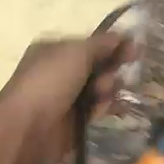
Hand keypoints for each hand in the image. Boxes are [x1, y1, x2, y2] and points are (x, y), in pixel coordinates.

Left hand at [0, 34, 139, 160]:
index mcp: (57, 49)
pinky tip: (116, 107)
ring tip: (102, 94)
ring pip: (103, 86)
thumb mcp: (77, 52)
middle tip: (118, 72)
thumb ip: (102, 43)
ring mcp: (70, 95)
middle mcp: (63, 70)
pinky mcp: (77, 119)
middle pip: (100, 64)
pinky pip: (100, 107)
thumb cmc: (50, 82)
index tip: (134, 47)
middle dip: (112, 66)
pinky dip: (109, 106)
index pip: (91, 42)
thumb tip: (122, 36)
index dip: (113, 44)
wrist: (29, 128)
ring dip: (109, 87)